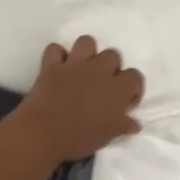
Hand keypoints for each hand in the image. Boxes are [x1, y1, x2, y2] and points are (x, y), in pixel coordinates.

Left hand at [8, 36, 144, 162]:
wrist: (44, 134)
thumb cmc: (80, 138)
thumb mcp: (107, 136)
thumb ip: (123, 126)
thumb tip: (134, 124)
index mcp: (117, 89)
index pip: (135, 76)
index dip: (132, 88)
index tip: (124, 102)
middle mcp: (99, 71)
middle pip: (113, 55)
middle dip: (110, 67)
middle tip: (102, 85)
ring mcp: (74, 65)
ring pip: (86, 42)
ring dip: (86, 53)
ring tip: (82, 69)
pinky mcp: (51, 66)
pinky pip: (54, 49)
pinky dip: (56, 56)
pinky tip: (57, 68)